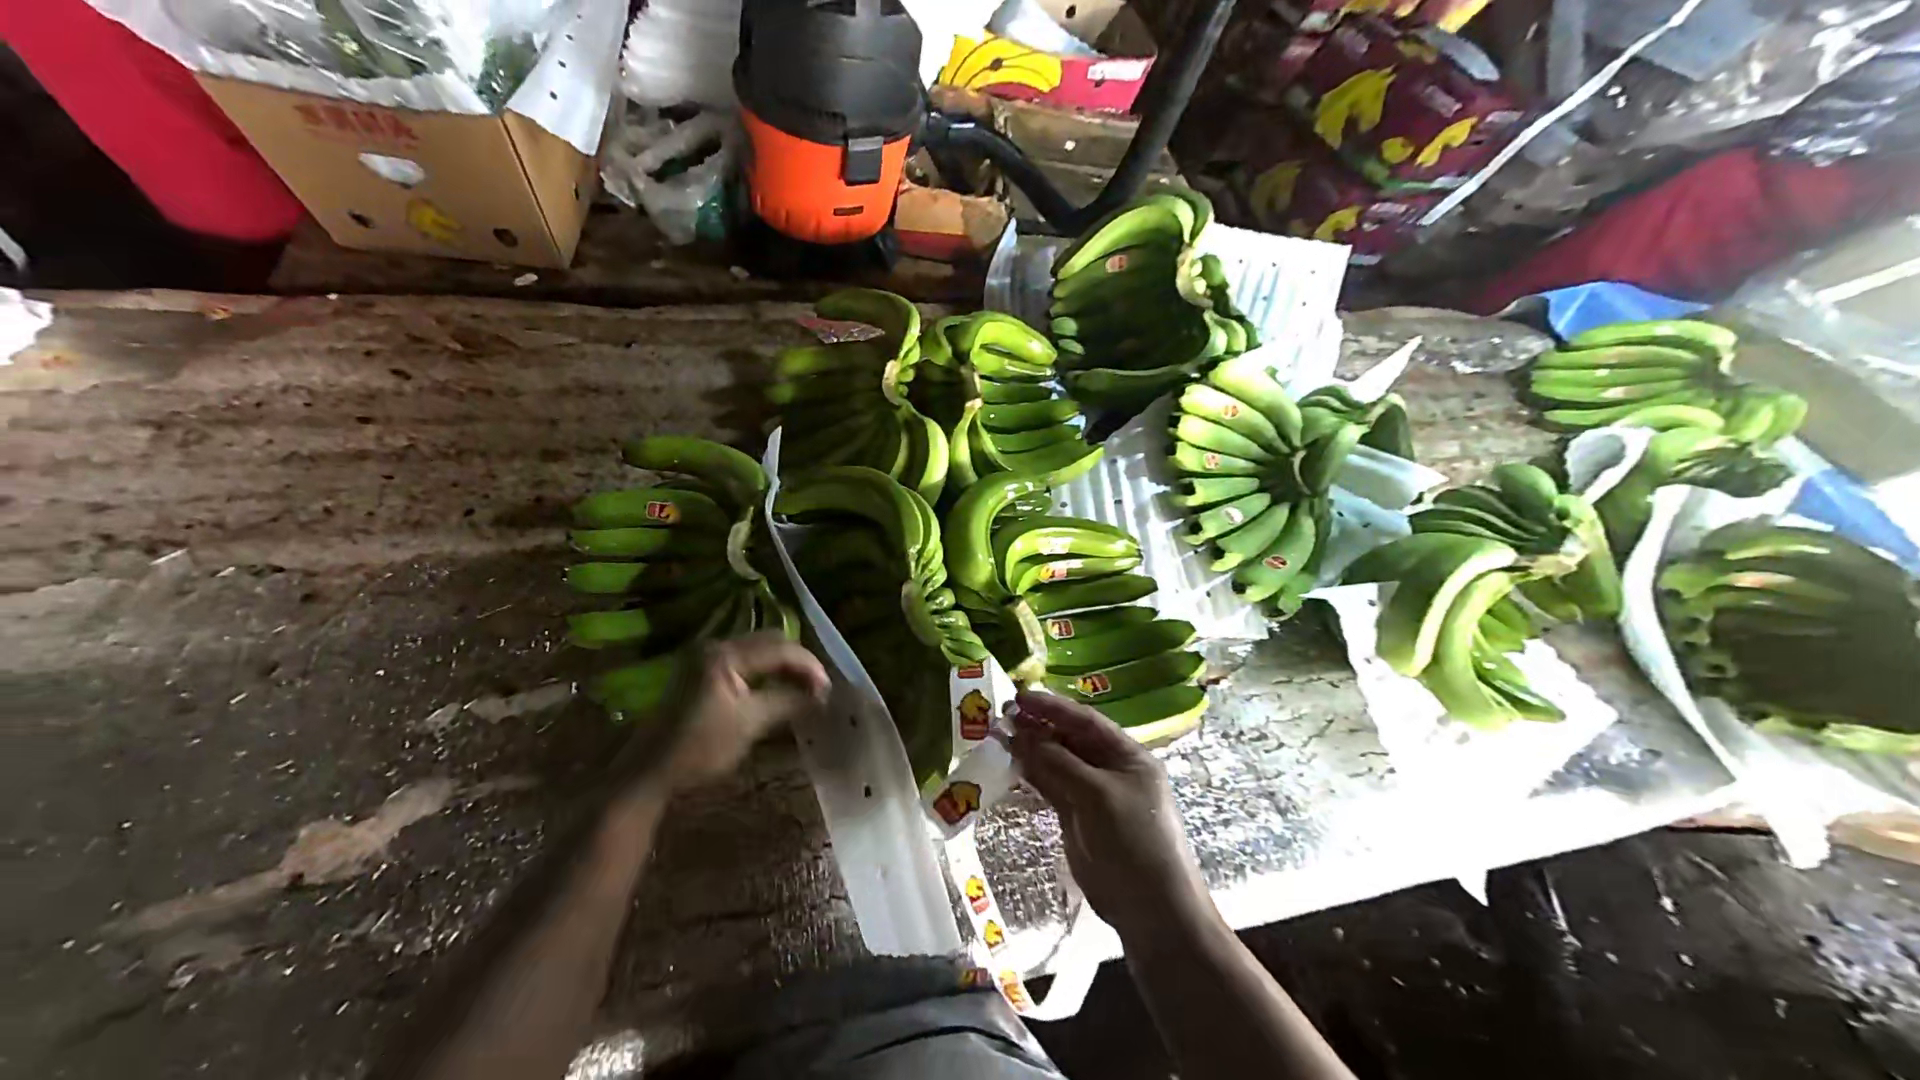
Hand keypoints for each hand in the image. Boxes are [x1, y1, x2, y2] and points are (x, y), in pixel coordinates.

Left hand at [655, 632, 829, 790]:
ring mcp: (706, 655)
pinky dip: (765, 670)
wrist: (650, 771)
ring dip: (783, 665)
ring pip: (758, 649)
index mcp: (724, 655)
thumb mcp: (750, 724)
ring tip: (804, 688)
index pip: (779, 648)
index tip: (828, 688)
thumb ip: (788, 701)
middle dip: (798, 662)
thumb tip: (821, 694)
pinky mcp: (702, 668)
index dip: (808, 666)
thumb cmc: (700, 749)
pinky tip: (779, 688)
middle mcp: (715, 645)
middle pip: (769, 641)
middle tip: (819, 687)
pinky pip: (744, 659)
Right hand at [1006, 691, 1207, 937]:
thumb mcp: (1098, 796)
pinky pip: (1053, 787)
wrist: (1150, 908)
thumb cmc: (1134, 841)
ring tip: (1000, 738)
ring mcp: (1093, 794)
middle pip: (1070, 740)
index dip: (1053, 707)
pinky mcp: (1078, 817)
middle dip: (1039, 727)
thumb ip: (1059, 764)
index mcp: (1128, 756)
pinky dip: (1034, 775)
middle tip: (1003, 717)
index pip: (1086, 721)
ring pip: (1058, 763)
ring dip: (1032, 751)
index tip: (1020, 698)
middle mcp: (1110, 769)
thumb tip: (1023, 736)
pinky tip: (1013, 765)